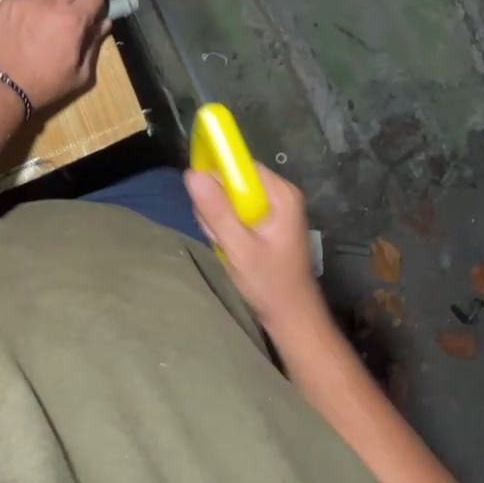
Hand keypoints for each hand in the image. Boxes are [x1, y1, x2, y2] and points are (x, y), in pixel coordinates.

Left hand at [0, 0, 108, 108]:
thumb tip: (104, 22)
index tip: (90, 15)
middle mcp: (52, 2)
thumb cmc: (45, 84)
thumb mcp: (80, 74)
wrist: (3, 86)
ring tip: (48, 9)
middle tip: (70, 12)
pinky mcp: (9, 1)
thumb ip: (94, 44)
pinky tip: (28, 15)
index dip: (96, 3)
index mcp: (73, 19)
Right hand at [185, 164, 323, 329]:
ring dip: (219, 218)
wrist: (291, 316)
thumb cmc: (269, 283)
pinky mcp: (267, 218)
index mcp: (280, 193)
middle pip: (233, 180)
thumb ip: (217, 211)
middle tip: (218, 235)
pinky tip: (230, 246)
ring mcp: (274, 205)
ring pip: (230, 195)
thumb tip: (192, 174)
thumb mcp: (239, 249)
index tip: (205, 204)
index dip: (217, 179)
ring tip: (225, 245)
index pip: (239, 166)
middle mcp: (279, 192)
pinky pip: (236, 209)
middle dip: (217, 204)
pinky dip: (226, 225)